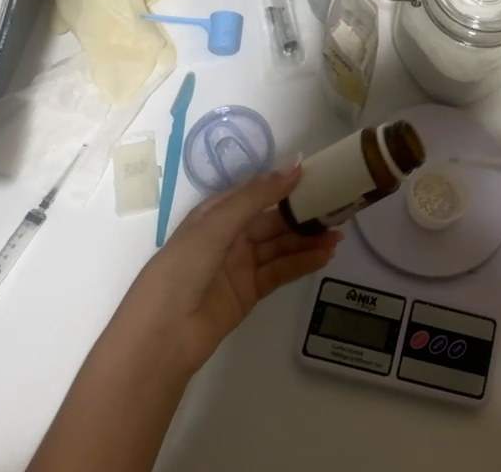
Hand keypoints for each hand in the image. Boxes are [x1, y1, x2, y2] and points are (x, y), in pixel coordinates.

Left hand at [112, 165, 340, 377]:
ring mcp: (239, 266)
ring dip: (307, 241)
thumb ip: (259, 195)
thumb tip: (297, 165)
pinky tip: (323, 256)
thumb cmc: (184, 267)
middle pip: (273, 221)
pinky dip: (302, 263)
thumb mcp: (217, 223)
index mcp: (215, 213)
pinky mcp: (249, 292)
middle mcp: (229, 236)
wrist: (162, 335)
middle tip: (338, 211)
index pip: (256, 193)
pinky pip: (280, 272)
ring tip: (338, 236)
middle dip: (303, 216)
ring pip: (280, 247)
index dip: (285, 184)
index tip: (318, 178)